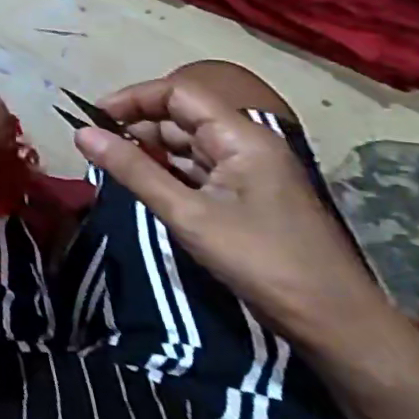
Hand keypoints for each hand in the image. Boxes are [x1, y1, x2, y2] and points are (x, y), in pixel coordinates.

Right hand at [78, 78, 388, 346]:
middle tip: (96, 146)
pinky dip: (165, 169)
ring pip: (184, 142)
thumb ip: (132, 169)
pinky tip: (143, 184)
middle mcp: (246, 145)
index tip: (93, 117)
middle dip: (135, 124)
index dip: (133, 98)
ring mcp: (248, 171)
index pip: (178, 92)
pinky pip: (195, 167)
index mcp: (242, 138)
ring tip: (112, 165)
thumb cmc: (263, 261)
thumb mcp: (187, 214)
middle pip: (179, 114)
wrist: (338, 326)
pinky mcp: (245, 195)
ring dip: (147, 148)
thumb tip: (79, 132)